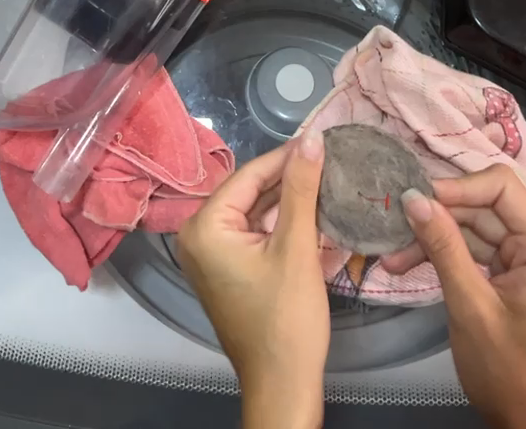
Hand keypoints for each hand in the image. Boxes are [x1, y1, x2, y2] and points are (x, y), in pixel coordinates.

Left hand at [176, 129, 330, 428]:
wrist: (282, 386)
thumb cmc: (286, 320)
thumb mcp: (297, 248)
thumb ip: (302, 189)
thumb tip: (312, 139)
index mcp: (205, 227)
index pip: (249, 175)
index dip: (286, 156)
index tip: (319, 138)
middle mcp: (198, 235)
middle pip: (249, 190)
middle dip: (288, 177)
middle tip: (326, 156)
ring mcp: (211, 253)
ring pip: (254, 209)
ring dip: (287, 198)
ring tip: (324, 176)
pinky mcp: (227, 267)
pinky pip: (253, 231)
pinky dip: (281, 221)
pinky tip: (311, 207)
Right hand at [381, 165, 525, 428]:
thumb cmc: (508, 371)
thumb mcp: (470, 306)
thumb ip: (444, 247)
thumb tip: (413, 198)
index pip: (502, 188)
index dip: (458, 187)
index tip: (418, 199)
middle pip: (484, 207)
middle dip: (439, 217)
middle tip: (395, 226)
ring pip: (474, 228)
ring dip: (434, 238)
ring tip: (393, 256)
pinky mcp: (513, 275)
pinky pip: (475, 250)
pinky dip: (445, 255)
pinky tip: (409, 263)